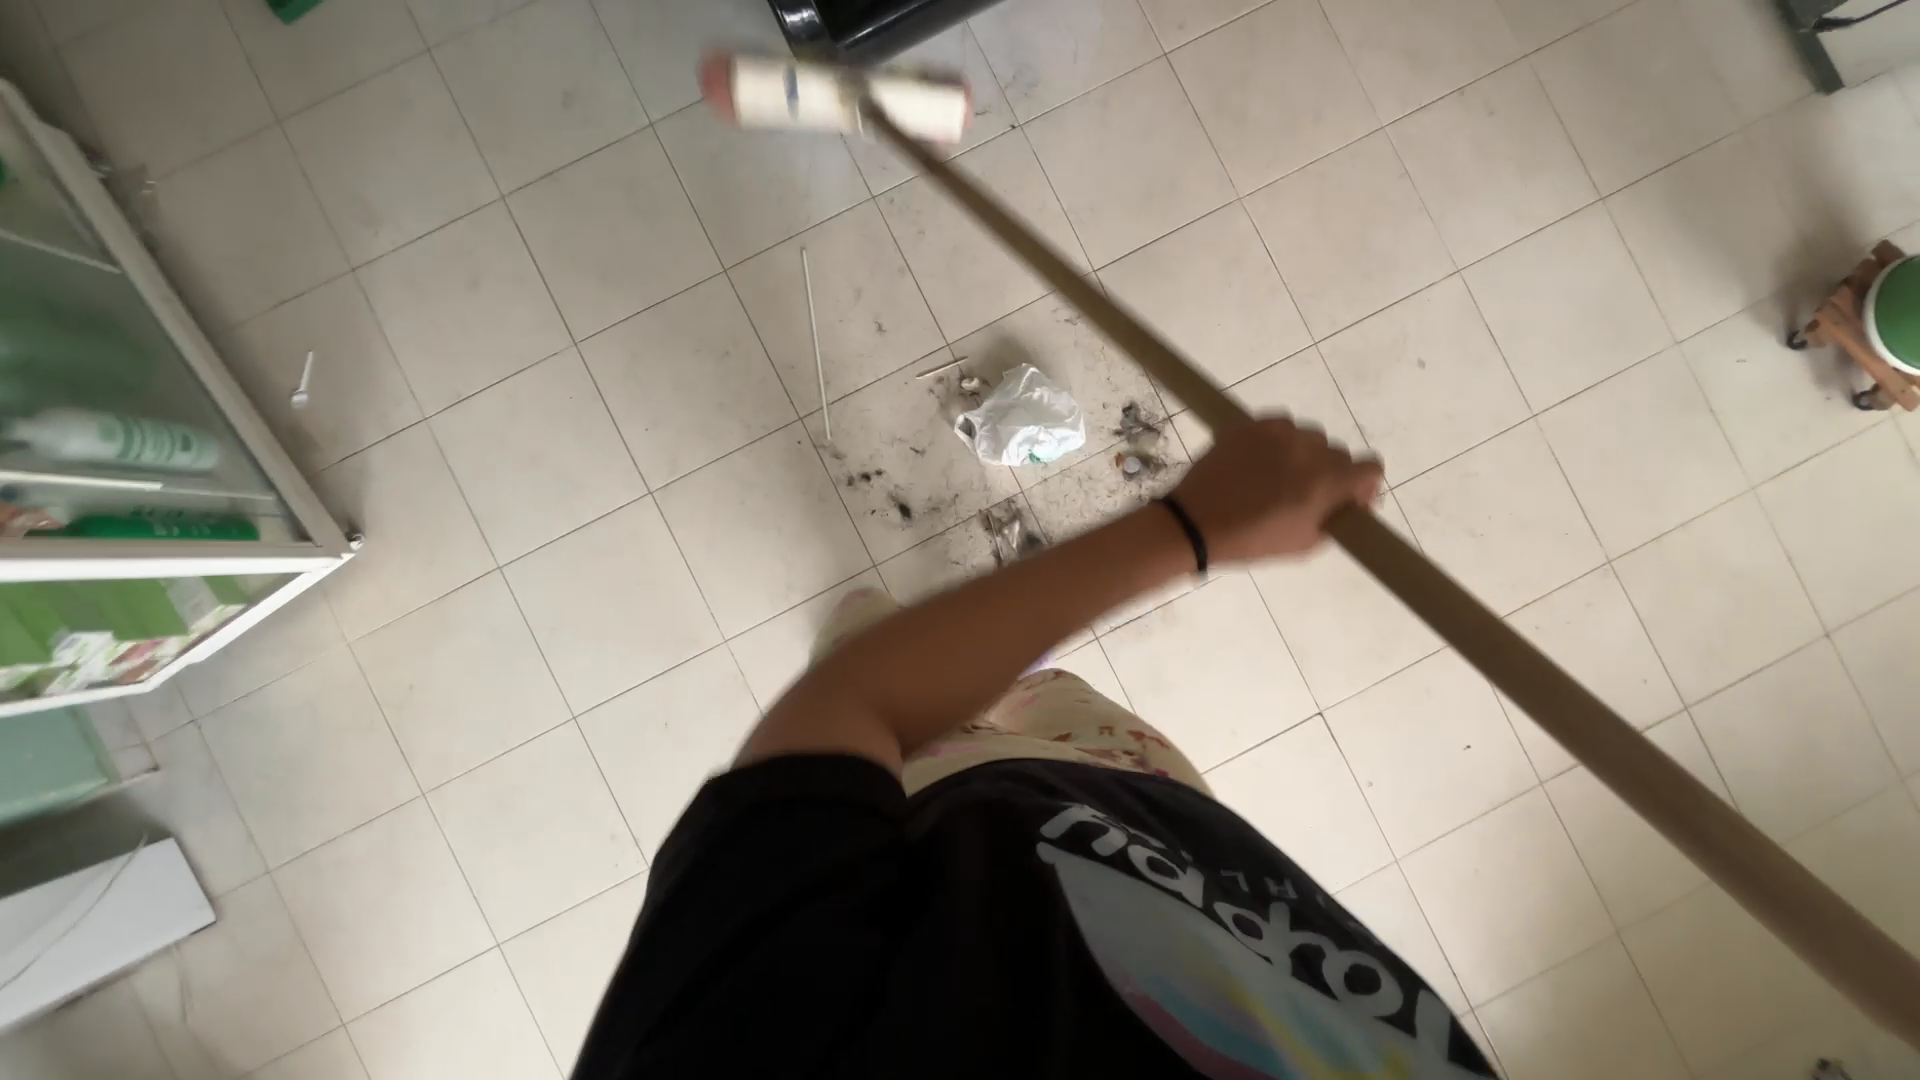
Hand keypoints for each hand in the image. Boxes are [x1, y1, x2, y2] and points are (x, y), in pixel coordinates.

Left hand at [1166, 416, 1382, 563]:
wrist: (1194, 522)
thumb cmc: (1250, 540)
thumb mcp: (1303, 544)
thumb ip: (1336, 520)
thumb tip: (1352, 503)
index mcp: (1326, 482)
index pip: (1370, 467)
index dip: (1361, 485)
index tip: (1343, 498)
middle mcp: (1308, 450)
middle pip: (1338, 453)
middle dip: (1329, 473)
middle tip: (1302, 492)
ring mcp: (1278, 433)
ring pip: (1309, 437)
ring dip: (1303, 454)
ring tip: (1276, 476)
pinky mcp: (1252, 424)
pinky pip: (1281, 425)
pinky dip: (1278, 440)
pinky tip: (1260, 461)